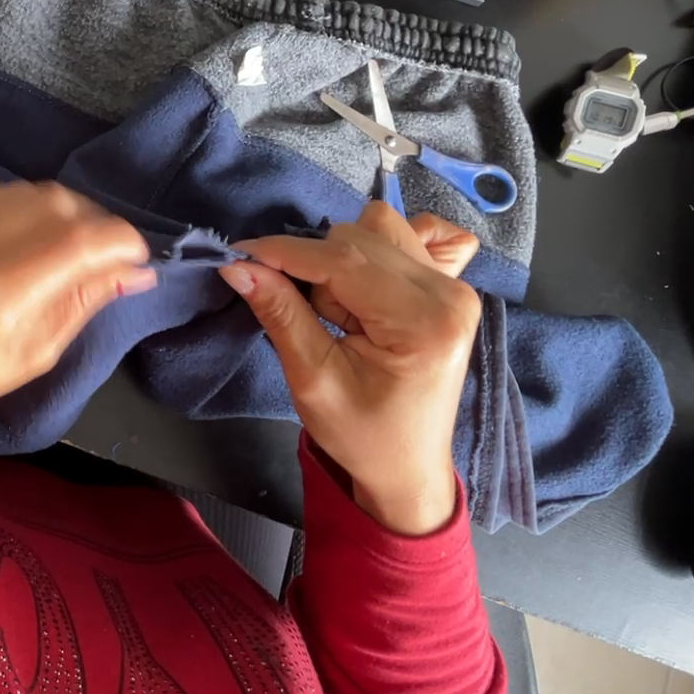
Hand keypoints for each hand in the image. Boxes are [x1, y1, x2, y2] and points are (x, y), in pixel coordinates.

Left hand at [0, 183, 154, 432]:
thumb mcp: (32, 356)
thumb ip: (83, 302)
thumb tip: (136, 269)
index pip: (74, 243)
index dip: (119, 240)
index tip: (137, 254)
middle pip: (56, 206)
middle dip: (96, 222)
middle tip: (108, 250)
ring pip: (31, 192)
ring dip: (66, 211)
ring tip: (74, 242)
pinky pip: (0, 193)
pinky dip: (30, 209)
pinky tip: (33, 235)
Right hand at [220, 204, 481, 534]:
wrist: (406, 466)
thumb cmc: (360, 434)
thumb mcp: (311, 379)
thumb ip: (280, 313)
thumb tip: (237, 265)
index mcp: (422, 322)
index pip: (343, 259)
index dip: (284, 251)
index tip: (238, 255)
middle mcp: (448, 292)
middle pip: (358, 238)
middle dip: (314, 267)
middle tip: (308, 318)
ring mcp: (456, 284)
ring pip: (378, 228)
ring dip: (342, 259)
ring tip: (340, 310)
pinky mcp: (452, 283)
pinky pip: (415, 232)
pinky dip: (382, 245)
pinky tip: (370, 280)